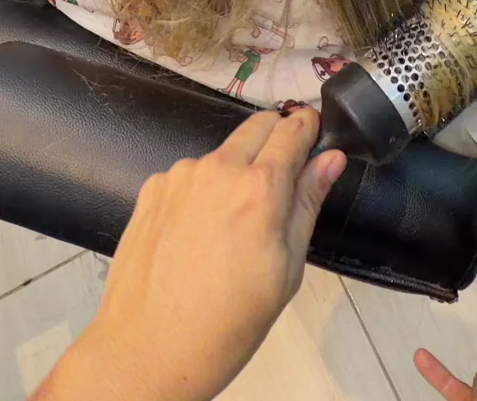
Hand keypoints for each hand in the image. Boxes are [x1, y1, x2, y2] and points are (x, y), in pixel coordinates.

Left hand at [33, 109, 346, 400]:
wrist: (145, 352)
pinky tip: (197, 231)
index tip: (315, 129)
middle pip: (259, 125)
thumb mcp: (286, 271)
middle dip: (277, 136)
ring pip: (223, 151)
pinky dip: (203, 188)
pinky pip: (190, 174)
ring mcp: (181, 174)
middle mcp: (218, 167)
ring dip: (237, 166)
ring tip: (233, 221)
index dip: (309, 125)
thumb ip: (308, 203)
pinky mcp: (152, 187)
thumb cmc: (228, 323)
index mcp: (260, 187)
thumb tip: (331, 158)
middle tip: (283, 174)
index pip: (293, 129)